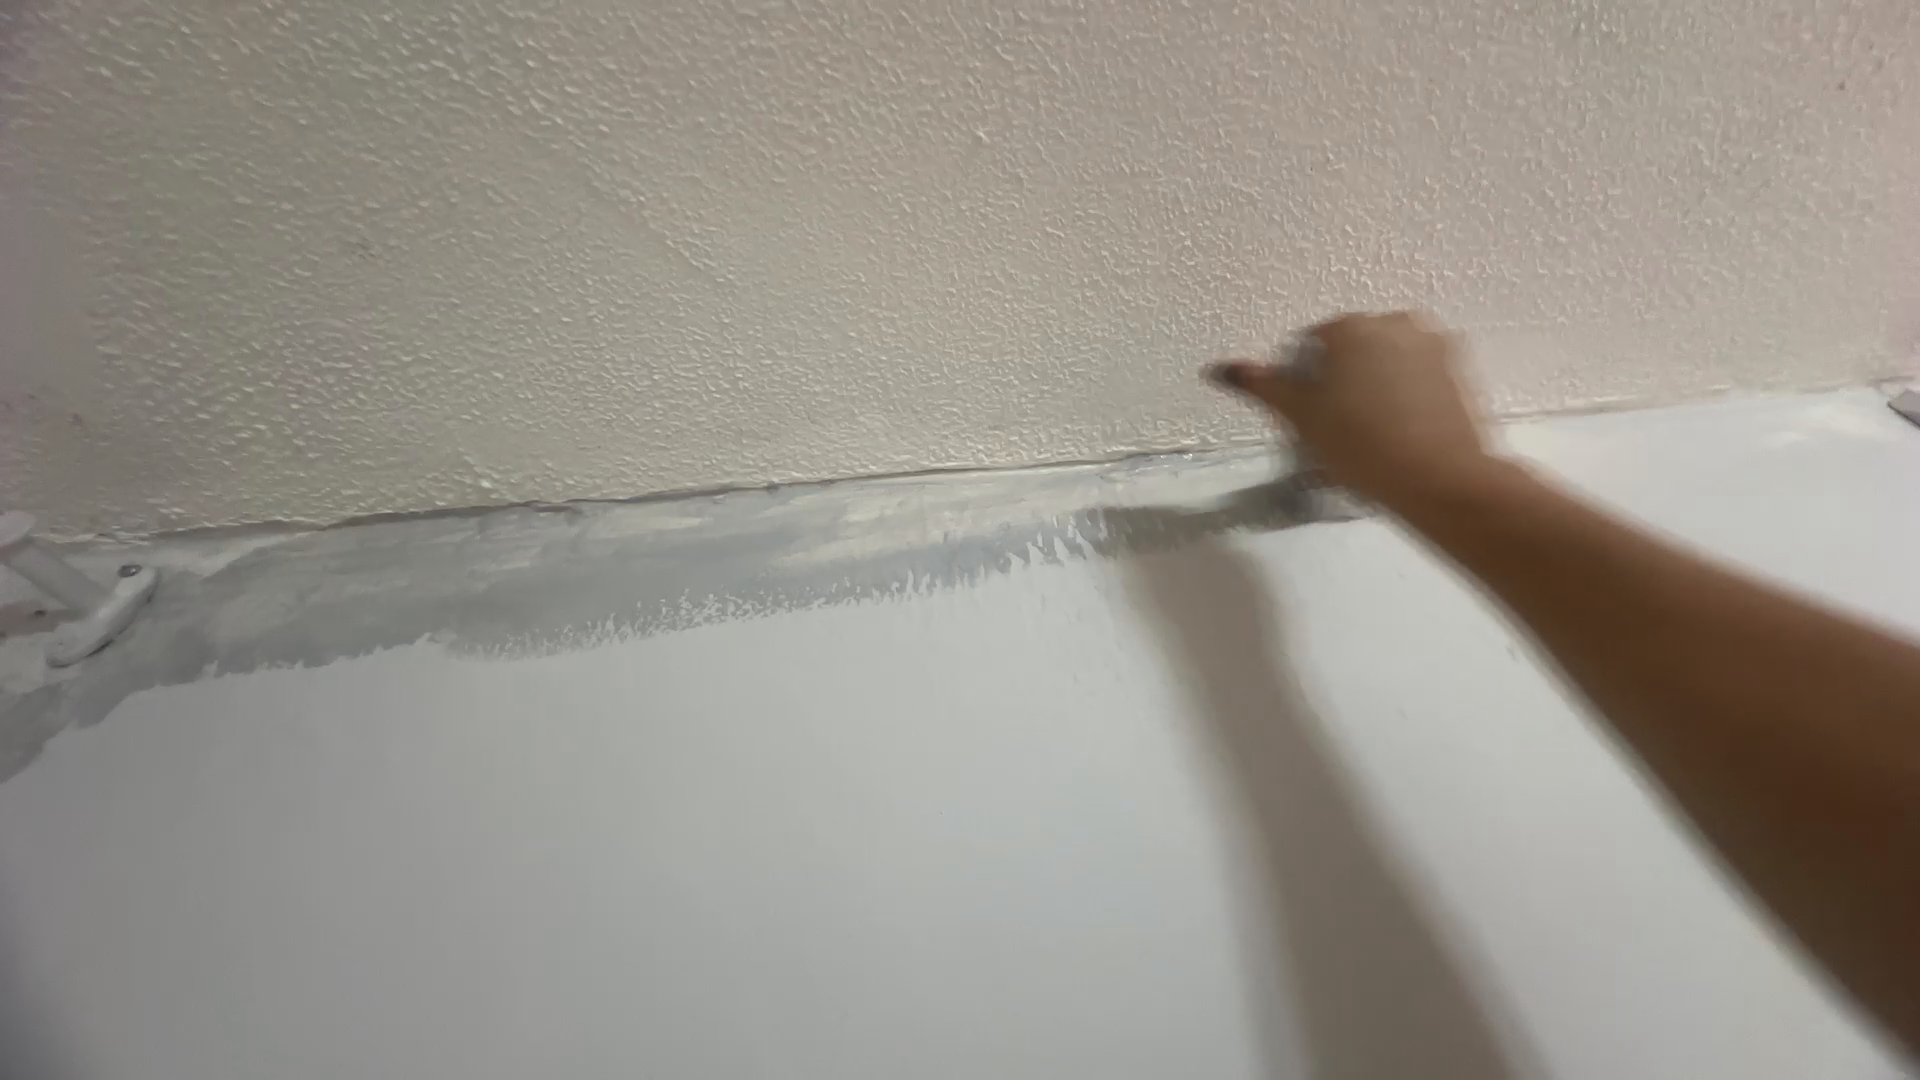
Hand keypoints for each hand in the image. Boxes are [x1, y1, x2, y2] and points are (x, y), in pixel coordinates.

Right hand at [1208, 312, 1496, 515]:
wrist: (1435, 478)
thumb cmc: (1357, 444)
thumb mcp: (1297, 416)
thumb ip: (1259, 385)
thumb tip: (1218, 368)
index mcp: (1351, 327)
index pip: (1307, 344)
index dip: (1299, 381)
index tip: (1304, 415)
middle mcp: (1395, 323)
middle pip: (1349, 349)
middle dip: (1337, 379)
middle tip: (1330, 425)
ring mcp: (1433, 345)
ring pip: (1383, 362)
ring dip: (1368, 386)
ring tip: (1363, 431)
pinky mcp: (1459, 371)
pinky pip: (1414, 376)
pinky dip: (1400, 396)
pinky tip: (1393, 431)